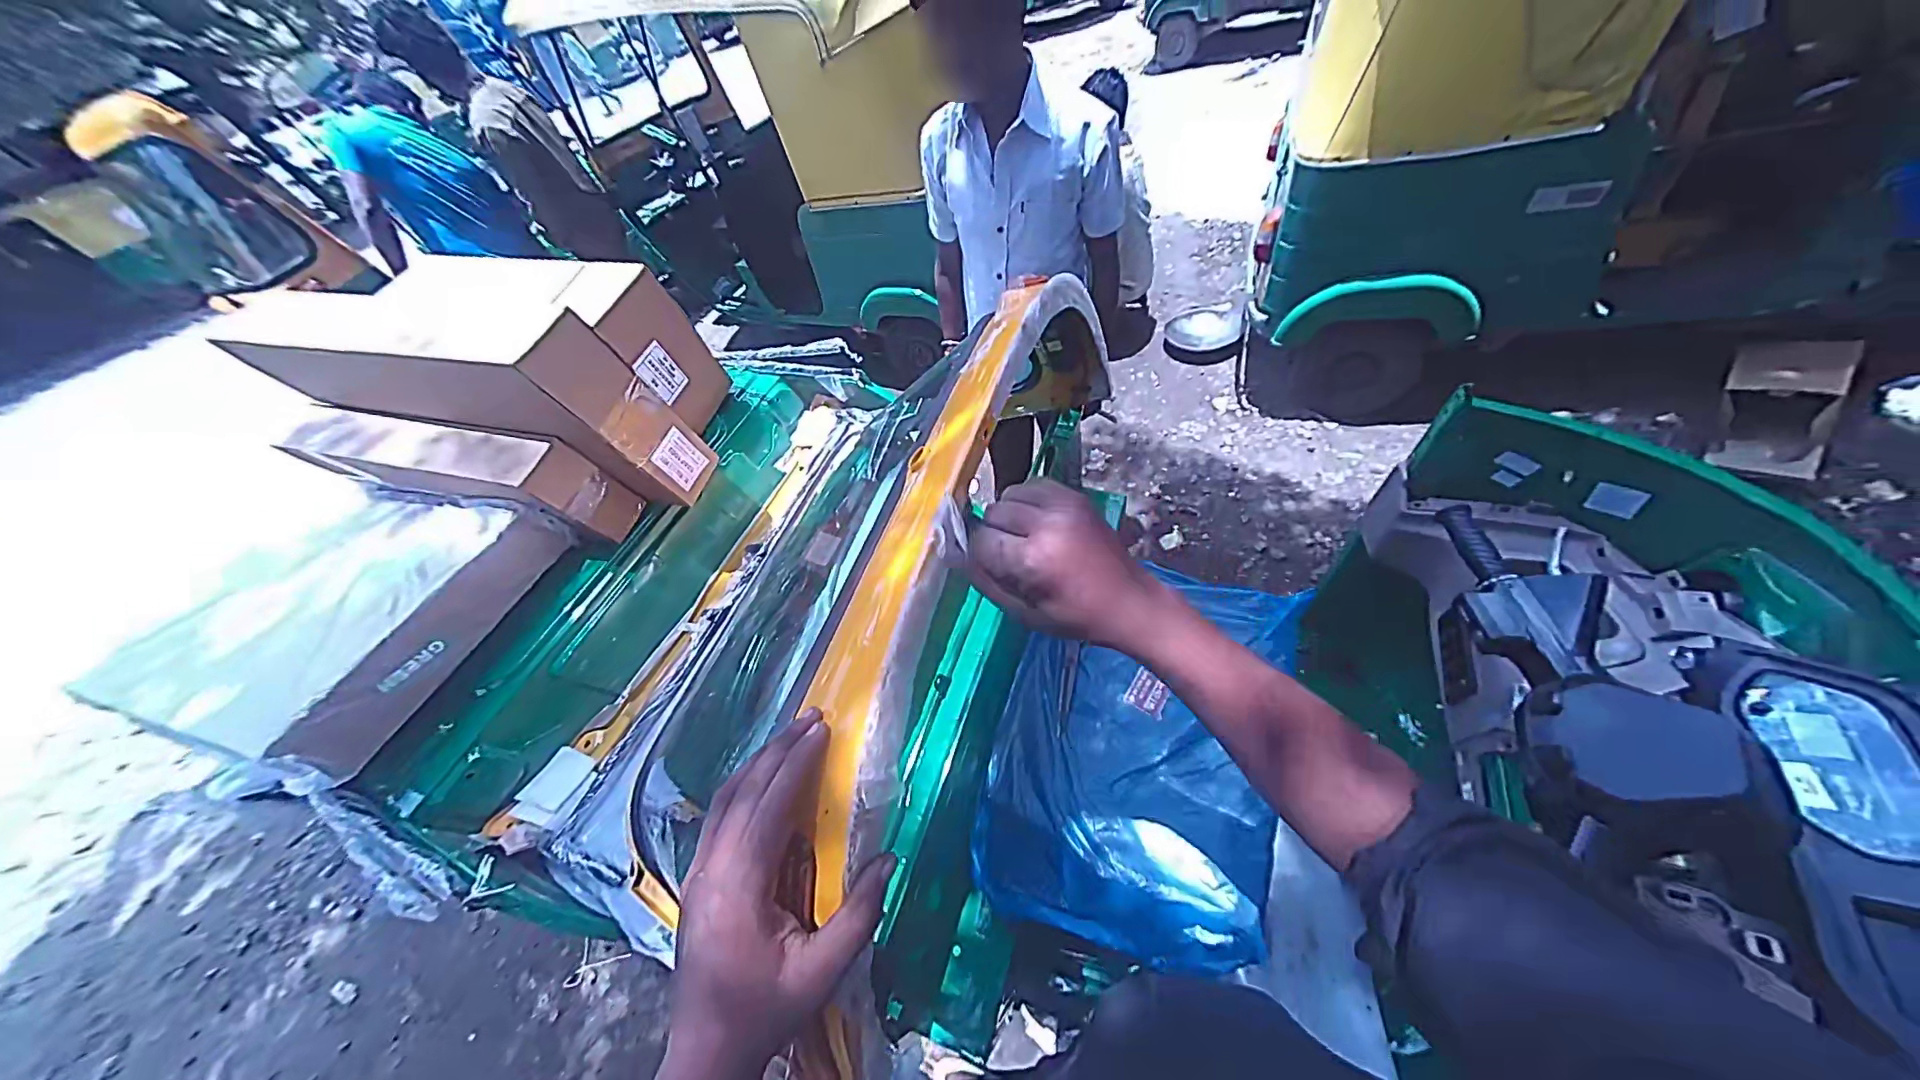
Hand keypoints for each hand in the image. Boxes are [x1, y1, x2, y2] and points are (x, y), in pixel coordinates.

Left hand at [659, 709, 896, 1079]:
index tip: (821, 730)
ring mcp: (698, 871)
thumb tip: (889, 860)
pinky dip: (746, 785)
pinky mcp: (698, 878)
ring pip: (726, 799)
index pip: (768, 806)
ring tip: (792, 736)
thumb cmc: (764, 1011)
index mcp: (737, 885)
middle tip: (811, 717)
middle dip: (778, 749)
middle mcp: (711, 867)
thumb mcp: (822, 972)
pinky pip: (721, 815)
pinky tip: (765, 776)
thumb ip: (859, 916)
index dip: (796, 763)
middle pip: (743, 791)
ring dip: (759, 762)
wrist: (705, 1051)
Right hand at [966, 478, 1174, 652]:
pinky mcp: (1075, 496)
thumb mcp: (1024, 613)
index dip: (981, 556)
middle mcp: (1047, 523)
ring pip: (1008, 495)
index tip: (992, 568)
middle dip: (994, 535)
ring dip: (1008, 515)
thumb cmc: (1076, 617)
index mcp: (1034, 558)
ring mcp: (1063, 504)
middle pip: (993, 513)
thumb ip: (987, 582)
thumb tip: (961, 555)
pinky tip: (1036, 522)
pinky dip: (1026, 501)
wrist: (1129, 601)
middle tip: (1010, 557)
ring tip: (1023, 537)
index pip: (981, 541)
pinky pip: (1032, 485)